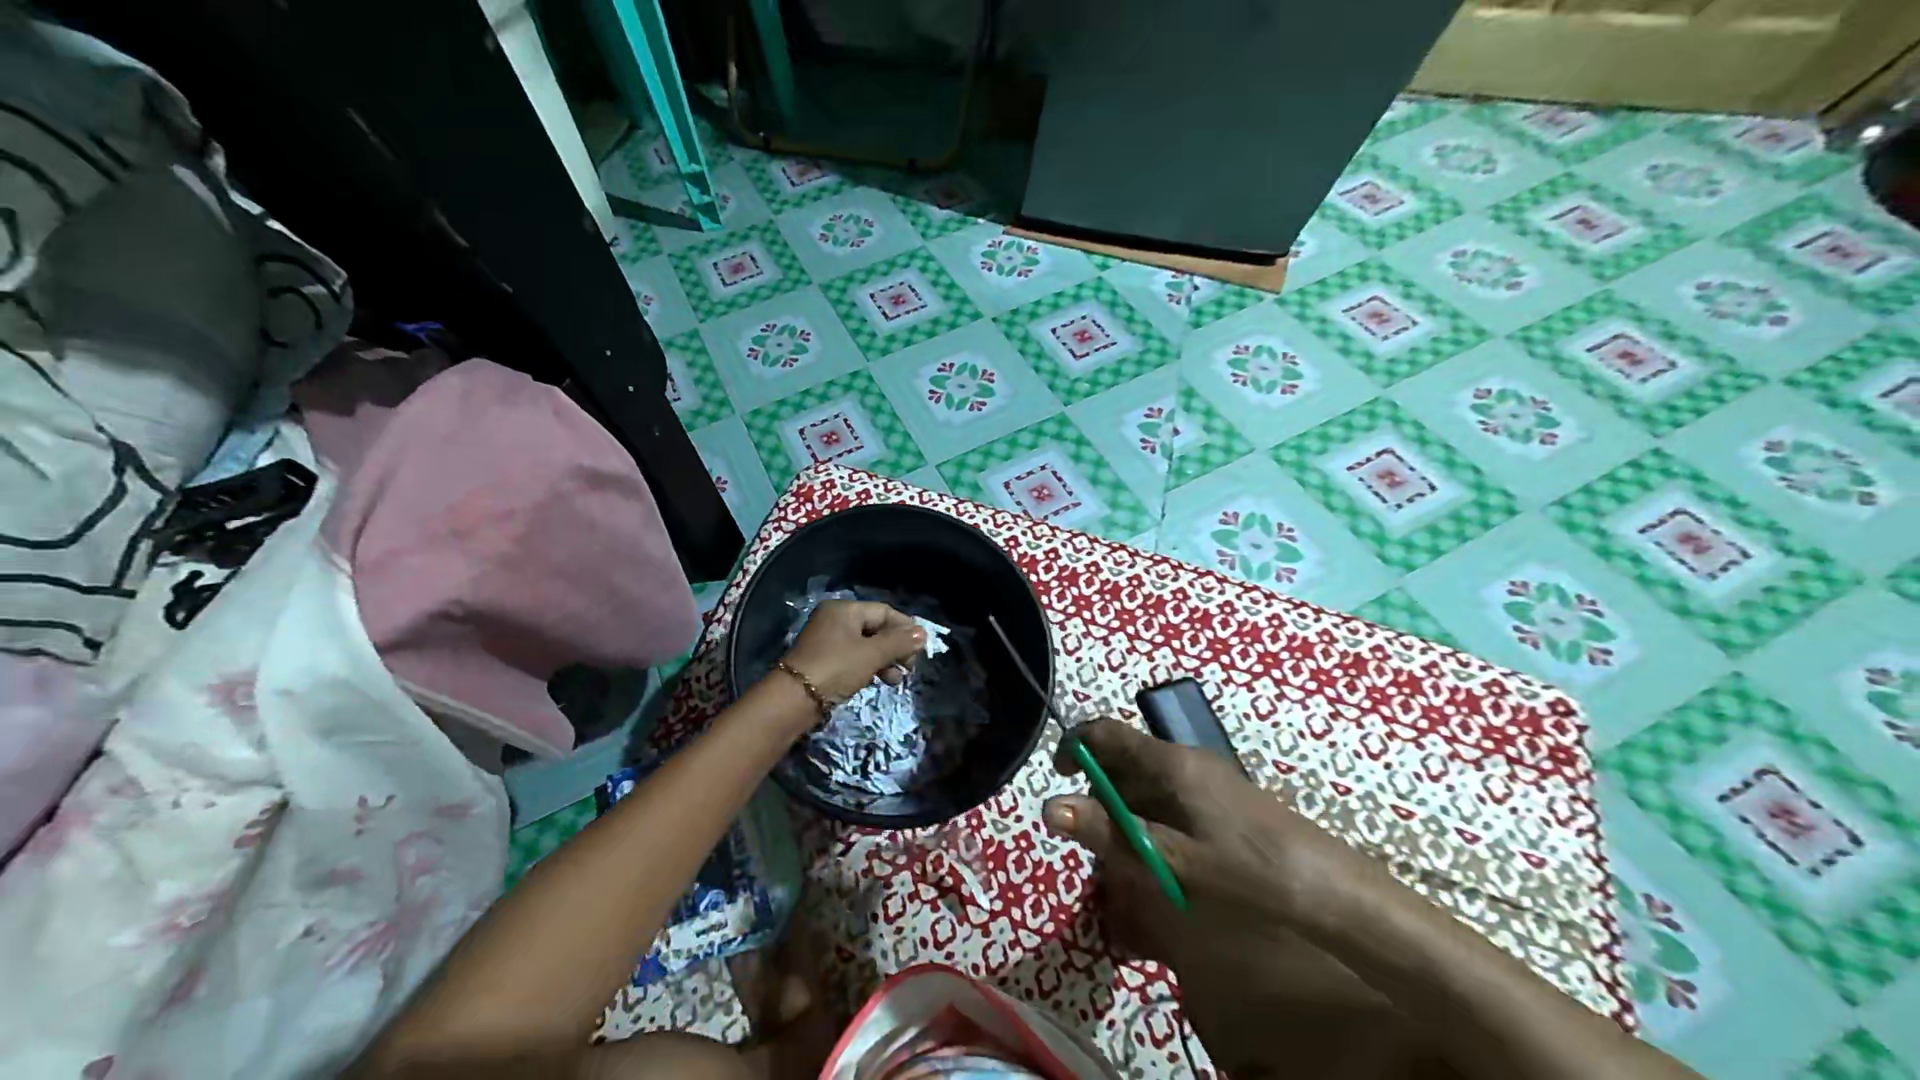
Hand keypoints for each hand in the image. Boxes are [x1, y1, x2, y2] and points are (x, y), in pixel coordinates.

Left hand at [781, 600, 927, 704]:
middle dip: (896, 647)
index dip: (905, 628)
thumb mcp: (872, 654)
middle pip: (876, 628)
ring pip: (866, 645)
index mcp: (844, 610)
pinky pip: (855, 658)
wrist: (793, 699)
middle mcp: (835, 620)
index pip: (884, 612)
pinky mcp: (825, 661)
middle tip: (910, 666)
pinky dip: (870, 667)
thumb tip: (923, 634)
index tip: (921, 648)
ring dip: (885, 660)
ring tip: (897, 679)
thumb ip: (899, 643)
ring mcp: (828, 641)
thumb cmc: (836, 668)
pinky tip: (880, 681)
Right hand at [1042, 719, 1394, 943]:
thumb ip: (1111, 832)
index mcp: (1171, 762)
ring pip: (1144, 779)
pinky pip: (1168, 795)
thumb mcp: (1173, 857)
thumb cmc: (1250, 870)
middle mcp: (1185, 759)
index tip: (1059, 778)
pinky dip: (1150, 817)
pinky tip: (1160, 855)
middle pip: (1122, 756)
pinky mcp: (1220, 797)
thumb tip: (1049, 808)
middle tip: (1097, 837)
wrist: (1331, 892)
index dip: (1074, 746)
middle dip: (1099, 790)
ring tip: (1128, 854)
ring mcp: (1205, 777)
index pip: (1105, 732)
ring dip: (1125, 808)